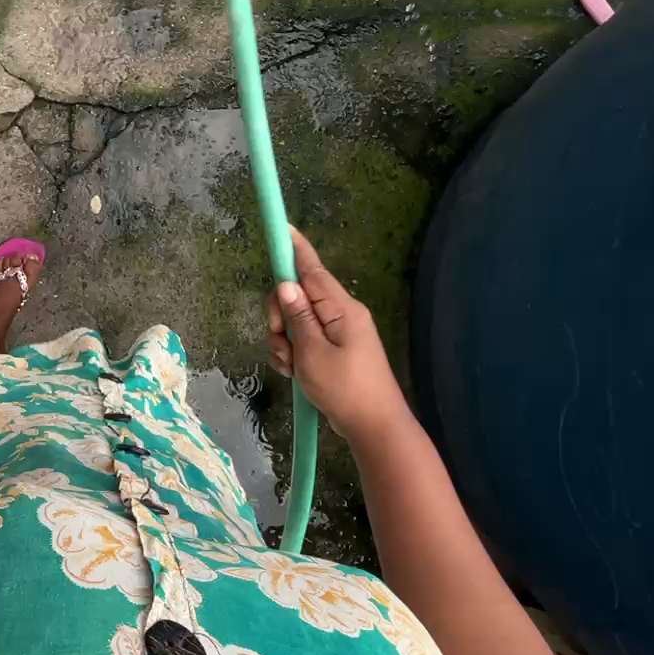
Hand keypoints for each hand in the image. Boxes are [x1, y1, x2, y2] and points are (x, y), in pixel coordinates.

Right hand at [264, 227, 413, 443]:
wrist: (374, 427)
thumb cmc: (345, 388)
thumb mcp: (313, 353)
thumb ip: (298, 317)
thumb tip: (285, 285)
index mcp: (341, 309)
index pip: (312, 270)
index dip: (295, 250)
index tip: (282, 228)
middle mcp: (339, 315)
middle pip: (295, 297)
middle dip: (279, 317)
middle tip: (282, 343)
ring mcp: (336, 333)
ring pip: (294, 321)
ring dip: (283, 341)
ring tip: (291, 367)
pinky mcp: (331, 350)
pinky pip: (301, 340)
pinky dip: (291, 354)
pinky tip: (293, 373)